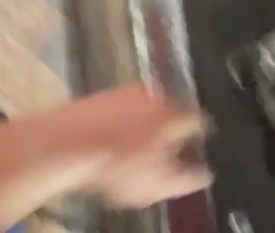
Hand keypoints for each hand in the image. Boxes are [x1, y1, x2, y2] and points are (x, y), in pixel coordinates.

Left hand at [76, 85, 213, 208]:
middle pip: (173, 108)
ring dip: (151, 120)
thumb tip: (204, 173)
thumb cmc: (120, 166)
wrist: (70, 143)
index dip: (203, 133)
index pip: (198, 119)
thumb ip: (188, 178)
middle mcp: (153, 94)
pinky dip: (130, 118)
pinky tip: (122, 135)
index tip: (203, 141)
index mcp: (173, 114)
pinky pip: (126, 105)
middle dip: (175, 125)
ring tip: (147, 142)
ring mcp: (127, 90)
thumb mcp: (161, 183)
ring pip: (149, 104)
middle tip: (175, 144)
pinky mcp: (105, 93)